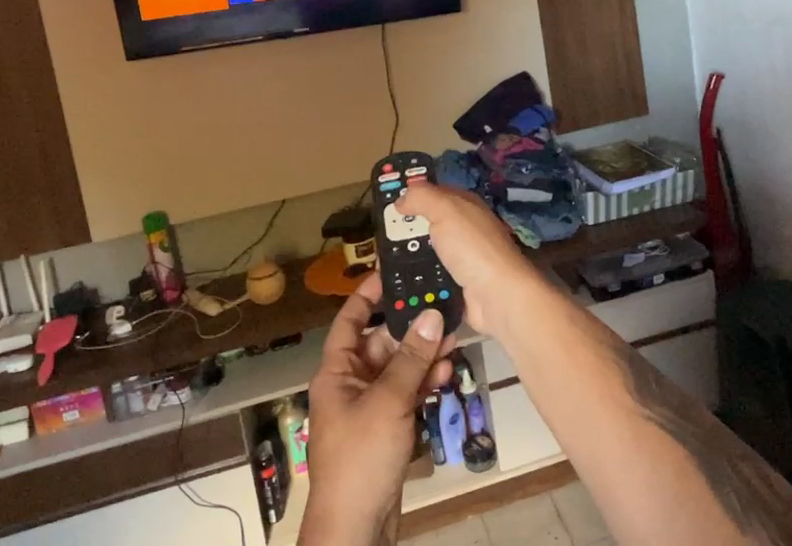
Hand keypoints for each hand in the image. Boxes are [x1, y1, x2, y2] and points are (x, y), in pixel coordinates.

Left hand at [303, 273, 454, 542]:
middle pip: (382, 342)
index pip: (351, 320)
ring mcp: (369, 407)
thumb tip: (431, 314)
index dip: (368, 294)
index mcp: (336, 371)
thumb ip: (411, 358)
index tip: (393, 271)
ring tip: (454, 341)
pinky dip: (424, 383)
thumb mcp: (388, 401)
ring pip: (399, 368)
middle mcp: (351, 383)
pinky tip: (447, 374)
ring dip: (424, 356)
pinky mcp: (386, 428)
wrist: (356, 526)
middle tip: (445, 310)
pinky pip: (406, 393)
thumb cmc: (361, 456)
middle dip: (412, 329)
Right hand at [394, 182, 540, 335]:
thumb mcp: (446, 210)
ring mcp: (461, 259)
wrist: (497, 296)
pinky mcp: (456, 285)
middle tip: (378, 240)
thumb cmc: (471, 247)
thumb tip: (400, 199)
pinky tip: (397, 285)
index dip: (410, 195)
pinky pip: (429, 278)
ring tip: (381, 266)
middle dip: (404, 231)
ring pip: (425, 253)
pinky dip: (415, 281)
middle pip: (426, 225)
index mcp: (465, 206)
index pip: (433, 193)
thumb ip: (421, 197)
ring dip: (407, 259)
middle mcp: (464, 229)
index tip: (384, 204)